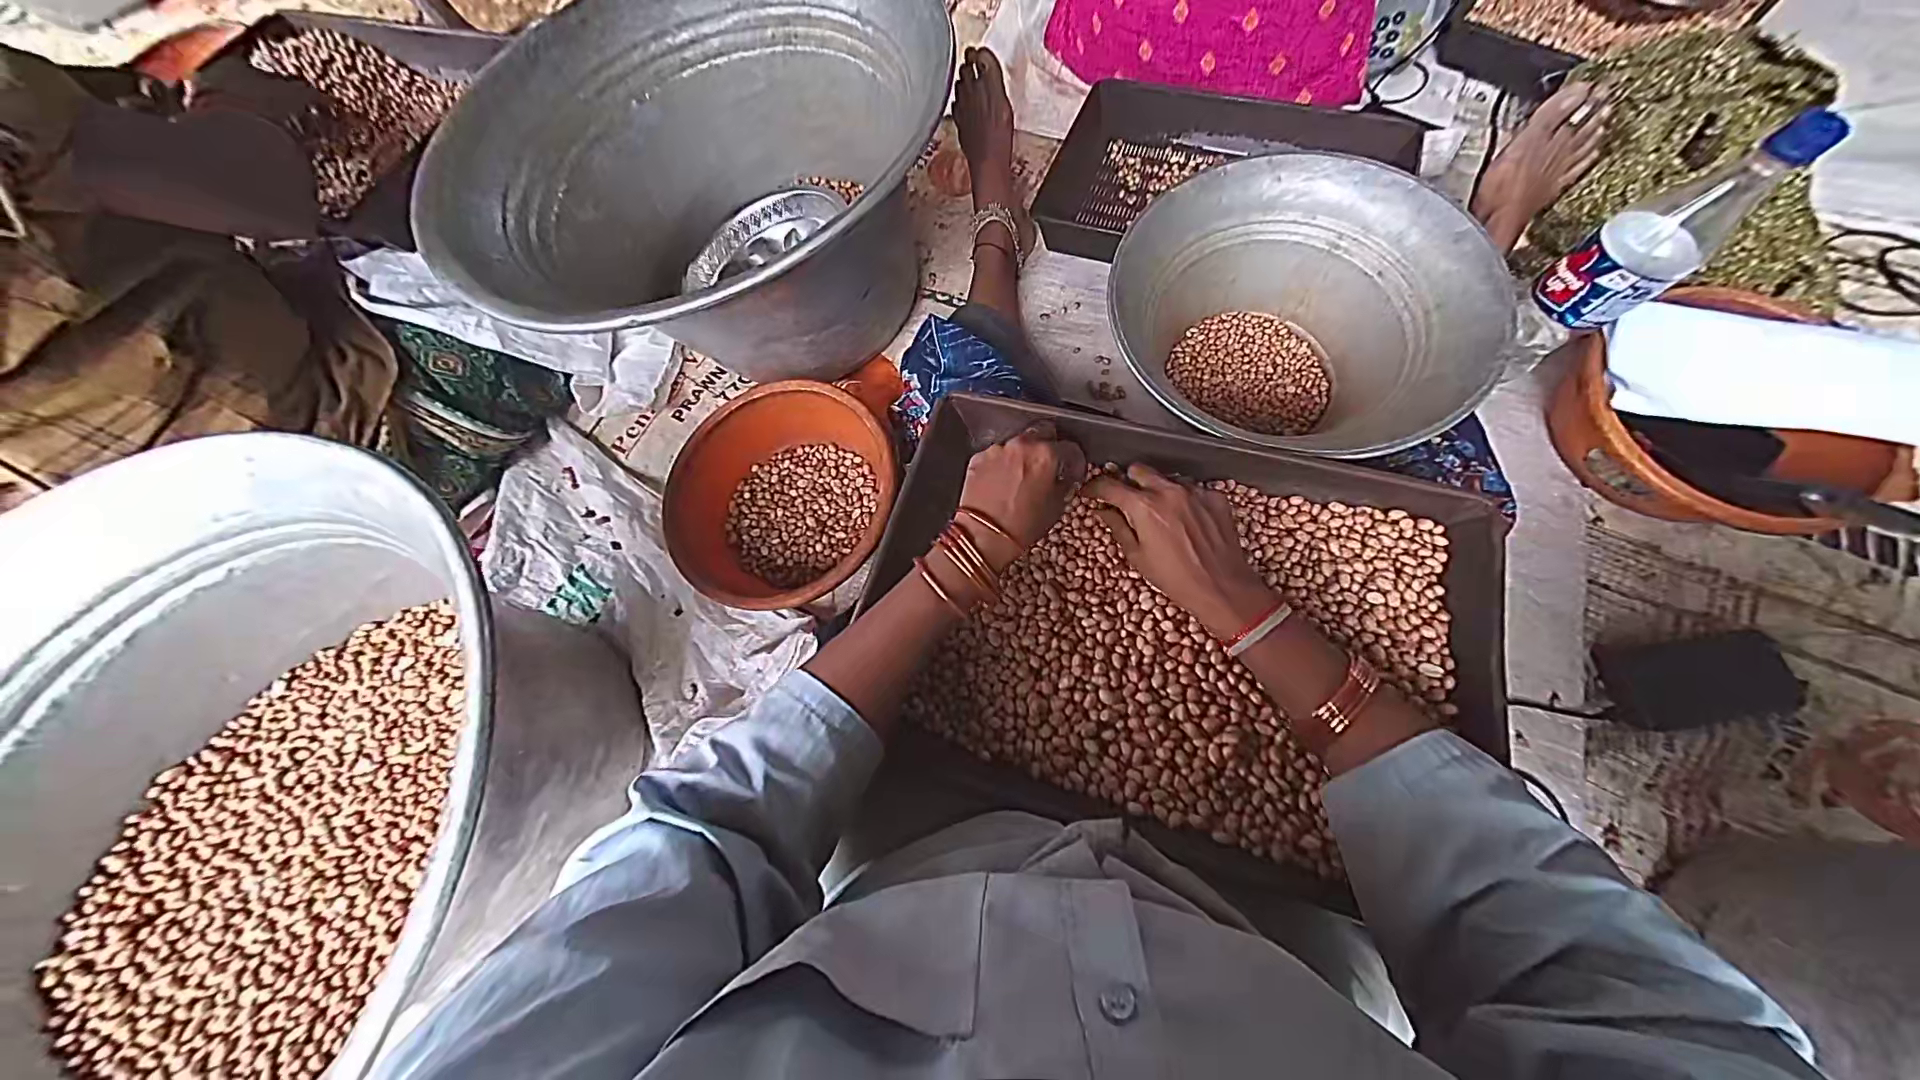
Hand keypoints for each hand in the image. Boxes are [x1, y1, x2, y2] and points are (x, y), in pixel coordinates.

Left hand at [954, 421, 1085, 568]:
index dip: (1075, 461)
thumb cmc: (1020, 526)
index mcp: (1046, 455)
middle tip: (1048, 466)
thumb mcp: (1056, 507)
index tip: (1073, 469)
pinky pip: (996, 455)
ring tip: (1021, 479)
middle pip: (1043, 433)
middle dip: (1049, 447)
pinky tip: (1002, 483)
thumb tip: (1064, 478)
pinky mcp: (979, 458)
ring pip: (1017, 444)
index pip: (1070, 448)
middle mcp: (1021, 445)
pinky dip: (1001, 464)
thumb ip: (1064, 484)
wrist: (984, 535)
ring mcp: (998, 450)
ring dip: (1022, 456)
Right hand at [1084, 464, 1275, 638]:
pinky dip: (1184, 499)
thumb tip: (1104, 511)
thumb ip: (1118, 527)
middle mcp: (1169, 492)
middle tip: (1125, 498)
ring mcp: (1195, 492)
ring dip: (1158, 489)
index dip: (1095, 488)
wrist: (1222, 587)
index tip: (1091, 492)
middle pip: (1139, 470)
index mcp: (1144, 507)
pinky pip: (1193, 489)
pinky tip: (1185, 520)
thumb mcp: (1138, 556)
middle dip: (1128, 481)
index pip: (1110, 486)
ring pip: (1167, 477)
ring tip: (1160, 513)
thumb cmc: (1176, 578)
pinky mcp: (1215, 497)